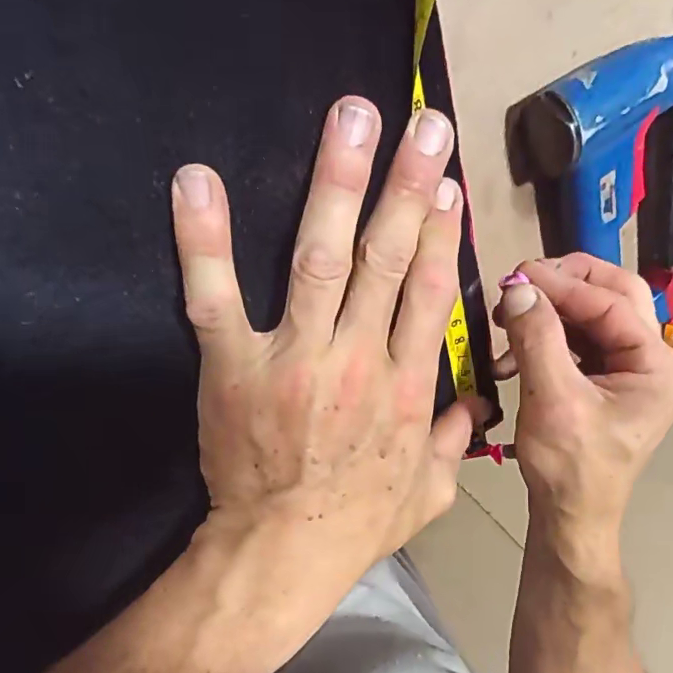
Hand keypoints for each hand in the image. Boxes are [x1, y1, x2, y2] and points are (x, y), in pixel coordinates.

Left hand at [170, 96, 483, 606]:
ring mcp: (294, 357)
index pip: (430, 290)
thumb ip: (456, 444)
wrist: (281, 554)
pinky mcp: (234, 366)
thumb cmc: (355, 525)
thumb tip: (475, 406)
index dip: (440, 231)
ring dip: (336, 181)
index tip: (445, 182)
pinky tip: (198, 180)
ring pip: (318, 256)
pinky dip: (205, 238)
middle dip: (407, 184)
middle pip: (387, 256)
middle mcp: (357, 357)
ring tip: (350, 118)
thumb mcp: (429, 495)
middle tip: (420, 121)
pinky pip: (215, 296)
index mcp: (405, 386)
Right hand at [493, 253, 672, 535]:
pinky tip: (513, 351)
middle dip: (563, 286)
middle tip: (520, 282)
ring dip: (548, 312)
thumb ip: (537, 338)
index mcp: (657, 366)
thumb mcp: (552, 400)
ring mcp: (628, 371)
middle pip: (612, 297)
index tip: (517, 274)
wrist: (569, 516)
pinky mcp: (603, 381)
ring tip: (508, 320)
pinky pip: (577, 341)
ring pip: (591, 316)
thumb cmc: (569, 468)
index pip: (611, 303)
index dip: (563, 284)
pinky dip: (545, 337)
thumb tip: (518, 288)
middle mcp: (651, 361)